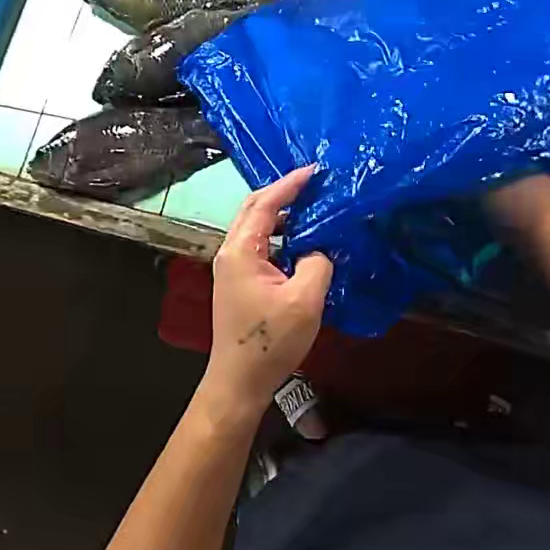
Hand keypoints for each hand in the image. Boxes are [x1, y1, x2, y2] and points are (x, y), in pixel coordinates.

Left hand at [201, 165, 333, 416]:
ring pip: (256, 228)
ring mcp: (231, 266)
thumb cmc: (270, 340)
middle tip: (313, 184)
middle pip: (254, 210)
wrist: (240, 378)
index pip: (265, 204)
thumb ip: (316, 263)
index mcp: (240, 250)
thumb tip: (318, 248)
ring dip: (281, 215)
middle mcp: (230, 251)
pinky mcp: (238, 280)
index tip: (314, 171)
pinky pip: (259, 245)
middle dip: (282, 193)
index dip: (289, 185)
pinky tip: (301, 242)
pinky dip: (279, 236)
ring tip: (312, 208)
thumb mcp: (304, 300)